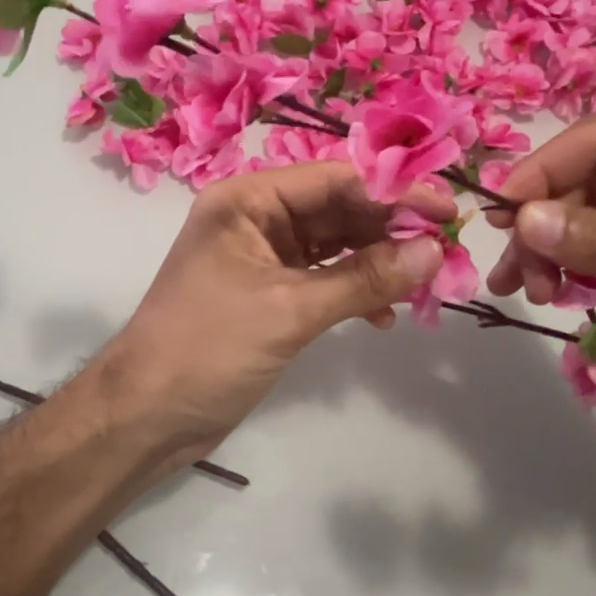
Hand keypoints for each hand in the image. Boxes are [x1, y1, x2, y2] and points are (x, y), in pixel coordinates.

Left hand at [87, 162, 451, 472]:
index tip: (449, 211)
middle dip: (391, 229)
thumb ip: (363, 278)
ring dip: (378, 262)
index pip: (334, 180)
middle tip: (447, 250)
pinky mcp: (267, 294)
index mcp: (247, 200)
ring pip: (334, 245)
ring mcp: (261, 257)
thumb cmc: (208, 348)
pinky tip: (384, 315)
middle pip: (338, 209)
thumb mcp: (290, 310)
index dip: (395, 192)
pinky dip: (354, 291)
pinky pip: (323, 279)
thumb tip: (433, 251)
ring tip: (425, 284)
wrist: (146, 416)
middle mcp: (254, 218)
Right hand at [487, 112, 595, 396]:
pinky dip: (581, 271)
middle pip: (592, 177)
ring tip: (534, 294)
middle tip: (515, 277)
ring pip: (592, 214)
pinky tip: (563, 296)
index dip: (544, 170)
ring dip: (556, 250)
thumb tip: (523, 219)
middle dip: (546, 220)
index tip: (496, 217)